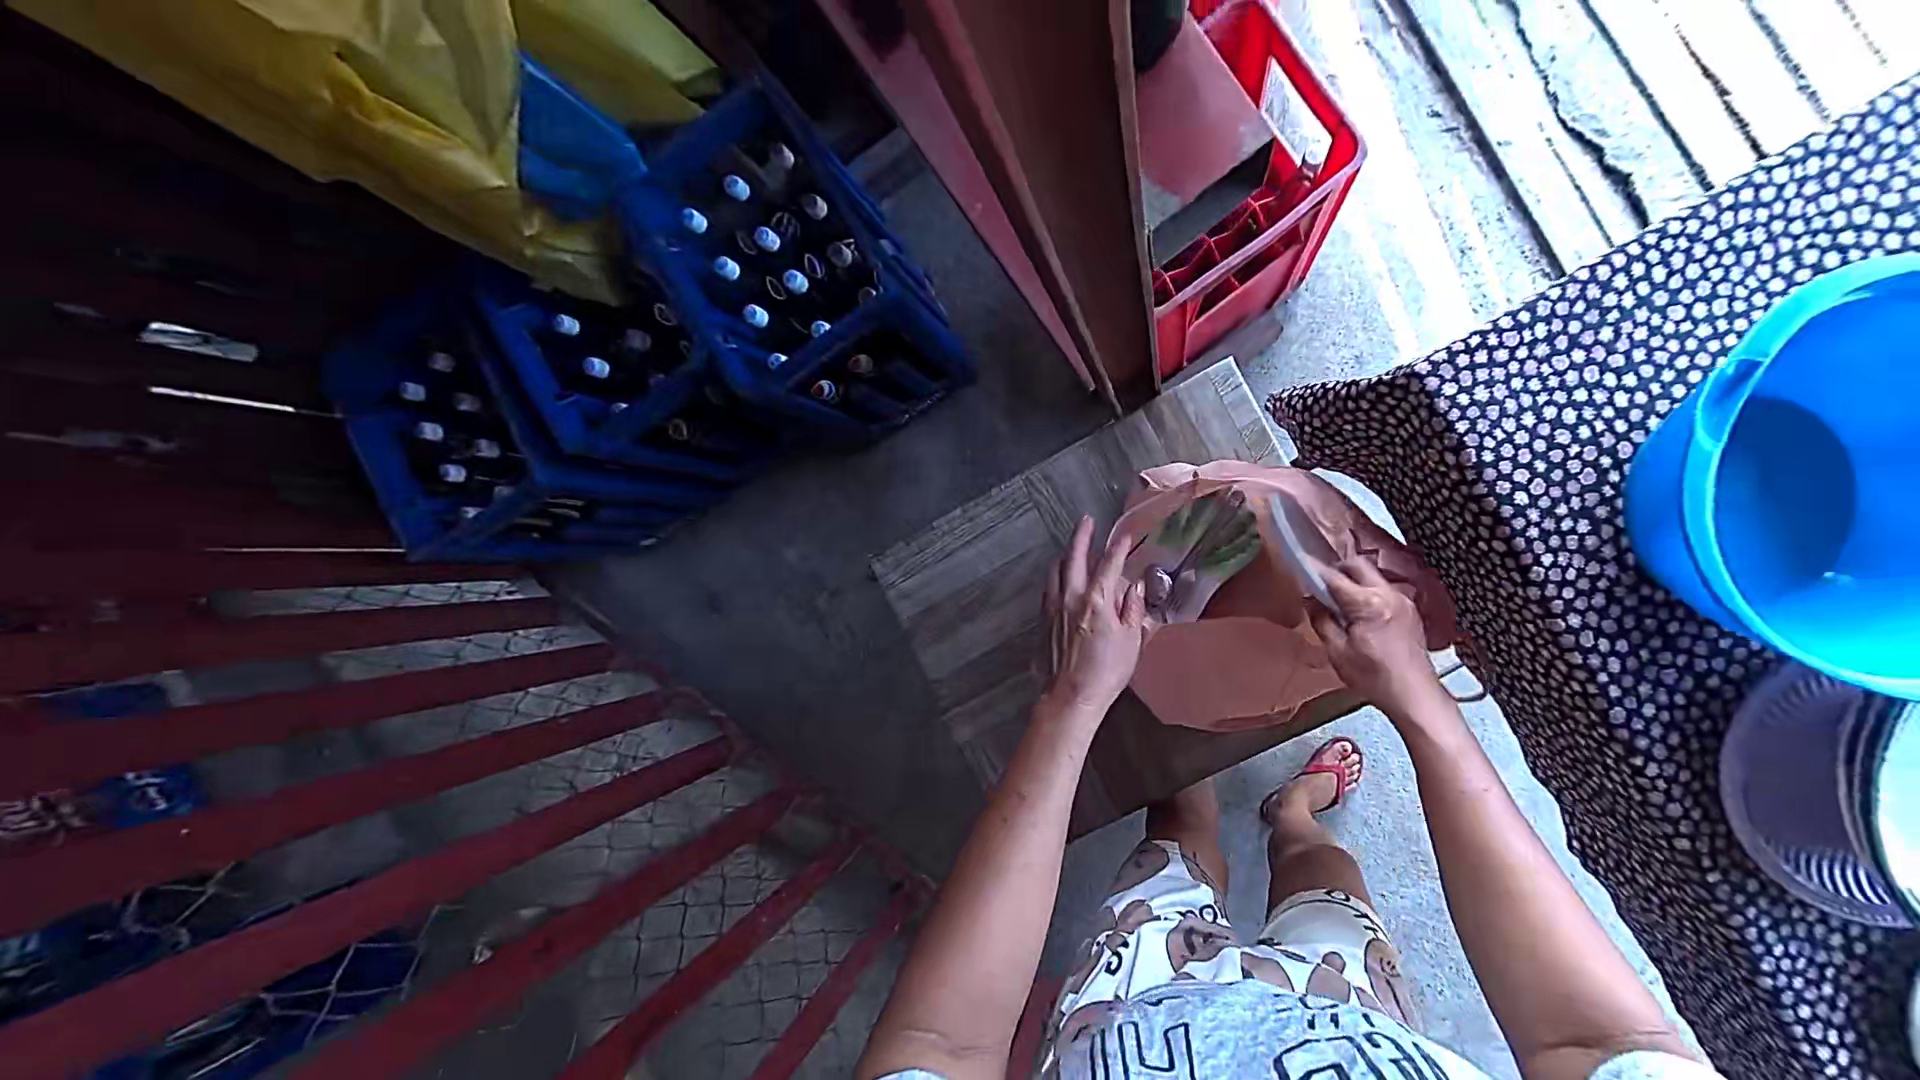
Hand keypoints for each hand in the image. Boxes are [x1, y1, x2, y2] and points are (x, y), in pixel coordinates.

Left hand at [1042, 515, 1147, 712]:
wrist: (1070, 696)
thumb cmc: (1105, 673)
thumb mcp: (1131, 641)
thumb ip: (1132, 610)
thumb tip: (1132, 588)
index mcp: (1096, 601)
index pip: (1109, 564)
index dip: (1119, 548)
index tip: (1126, 536)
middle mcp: (1071, 598)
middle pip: (1074, 557)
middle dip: (1082, 536)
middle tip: (1087, 521)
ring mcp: (1054, 608)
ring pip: (1056, 570)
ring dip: (1065, 555)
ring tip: (1072, 548)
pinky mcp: (1043, 620)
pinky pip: (1048, 588)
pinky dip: (1055, 576)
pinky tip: (1059, 578)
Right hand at [1307, 558, 1445, 719]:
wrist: (1415, 696)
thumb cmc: (1375, 678)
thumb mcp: (1337, 651)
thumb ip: (1321, 619)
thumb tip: (1311, 601)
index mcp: (1369, 605)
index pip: (1334, 577)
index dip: (1314, 572)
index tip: (1300, 569)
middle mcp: (1389, 596)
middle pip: (1358, 566)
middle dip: (1336, 570)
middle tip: (1319, 585)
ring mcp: (1403, 602)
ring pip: (1372, 576)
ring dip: (1353, 582)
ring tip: (1338, 602)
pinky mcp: (1410, 611)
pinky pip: (1383, 590)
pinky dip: (1367, 593)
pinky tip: (1358, 613)